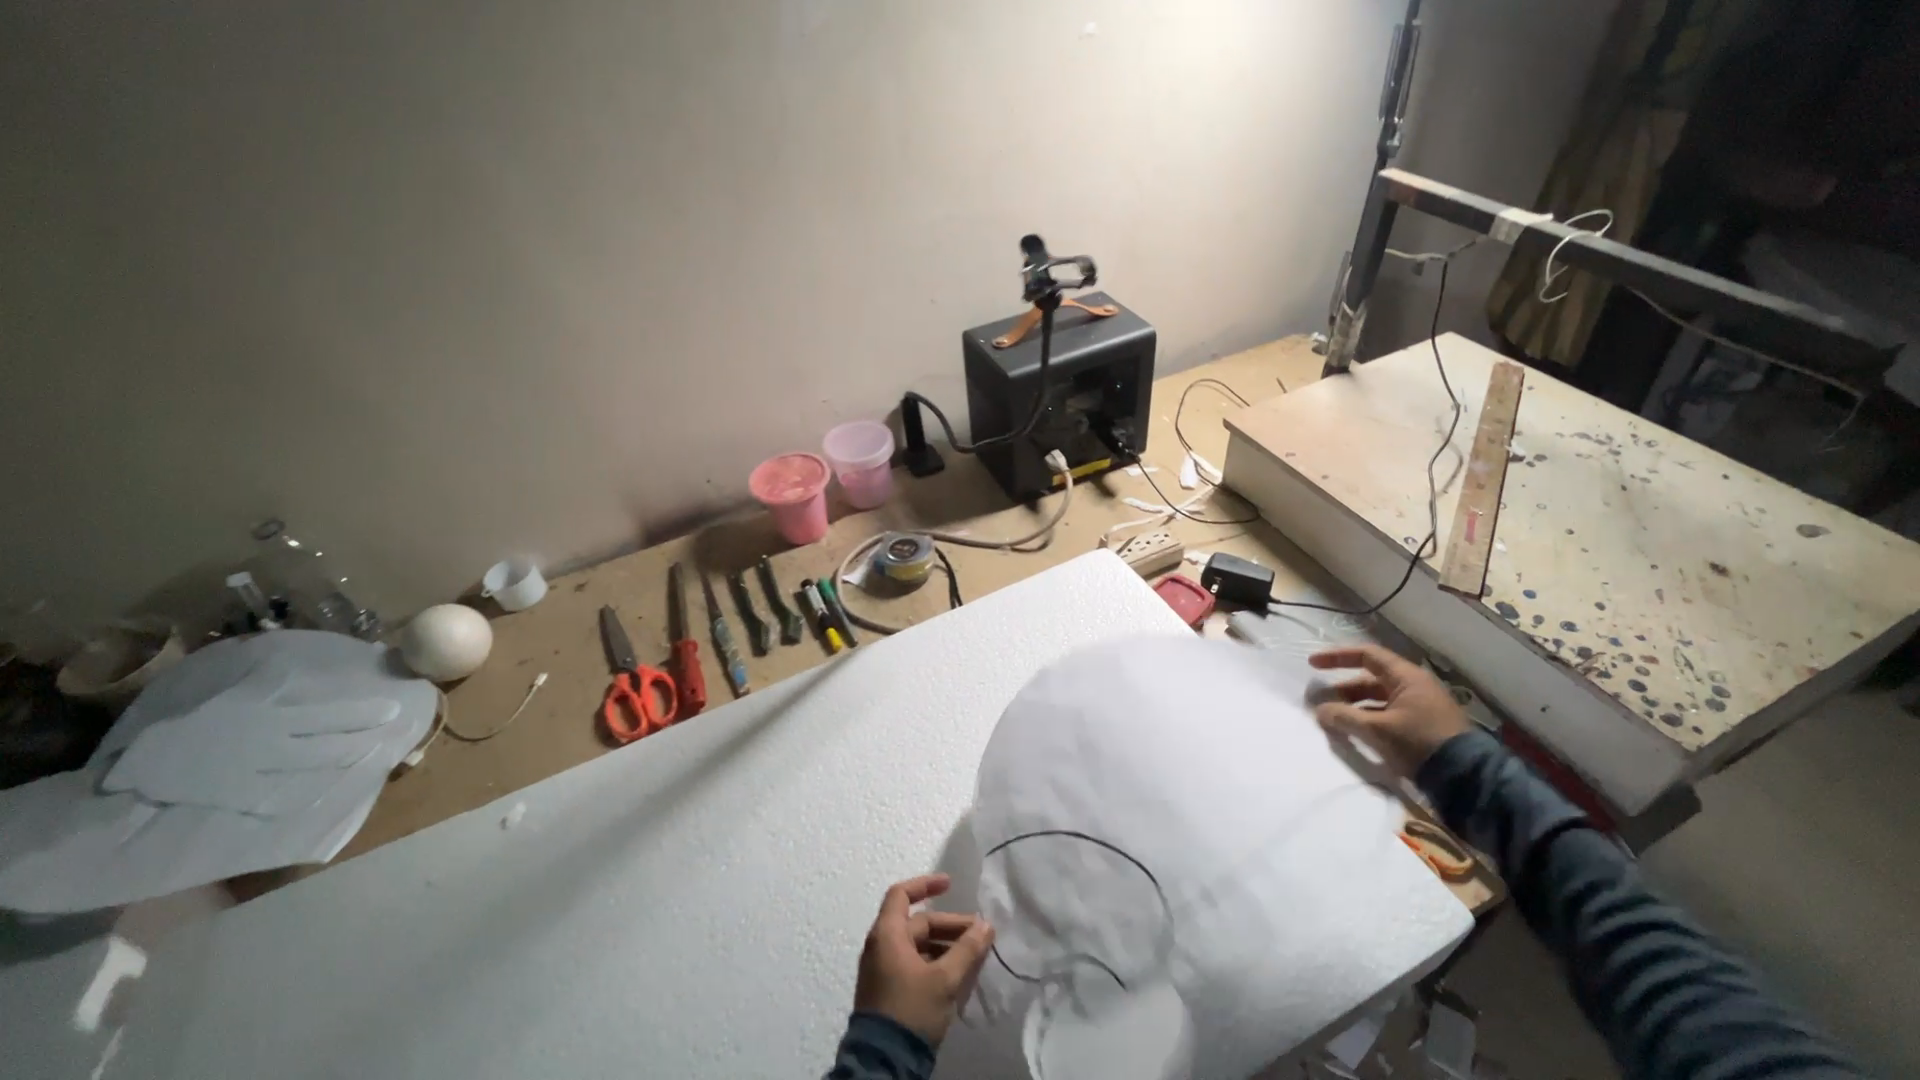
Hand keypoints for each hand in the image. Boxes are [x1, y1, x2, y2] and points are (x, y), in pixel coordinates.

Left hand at [853, 873, 994, 1045]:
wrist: (884, 1062)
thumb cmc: (912, 1009)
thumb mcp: (944, 979)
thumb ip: (967, 950)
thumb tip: (986, 926)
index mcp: (887, 935)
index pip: (902, 895)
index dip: (925, 885)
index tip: (950, 884)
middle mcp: (881, 946)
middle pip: (917, 924)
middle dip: (950, 926)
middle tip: (980, 935)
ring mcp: (883, 970)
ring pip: (918, 946)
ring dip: (946, 947)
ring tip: (975, 957)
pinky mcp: (889, 991)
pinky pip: (915, 965)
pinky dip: (936, 963)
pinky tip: (959, 976)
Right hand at [1309, 645, 1471, 777]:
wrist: (1466, 777)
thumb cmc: (1420, 742)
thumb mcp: (1378, 730)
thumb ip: (1345, 717)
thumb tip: (1320, 710)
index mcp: (1406, 677)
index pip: (1367, 656)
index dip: (1337, 657)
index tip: (1312, 664)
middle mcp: (1413, 687)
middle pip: (1369, 680)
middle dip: (1342, 690)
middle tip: (1320, 702)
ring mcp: (1419, 708)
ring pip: (1377, 700)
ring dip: (1353, 708)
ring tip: (1333, 720)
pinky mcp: (1421, 727)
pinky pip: (1387, 716)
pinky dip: (1367, 720)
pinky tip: (1354, 733)